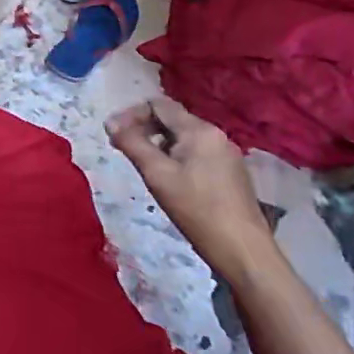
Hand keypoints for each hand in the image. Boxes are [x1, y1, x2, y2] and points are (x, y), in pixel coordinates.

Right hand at [107, 97, 272, 268]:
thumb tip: (111, 122)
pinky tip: (170, 179)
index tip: (114, 134)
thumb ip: (132, 144)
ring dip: (159, 144)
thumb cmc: (196, 209)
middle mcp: (216, 134)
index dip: (132, 114)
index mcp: (199, 130)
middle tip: (123, 149)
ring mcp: (227, 153)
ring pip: (184, 137)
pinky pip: (197, 152)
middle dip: (144, 129)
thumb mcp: (157, 174)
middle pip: (172, 119)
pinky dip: (177, 157)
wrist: (243, 249)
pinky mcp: (231, 171)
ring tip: (144, 166)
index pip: (159, 104)